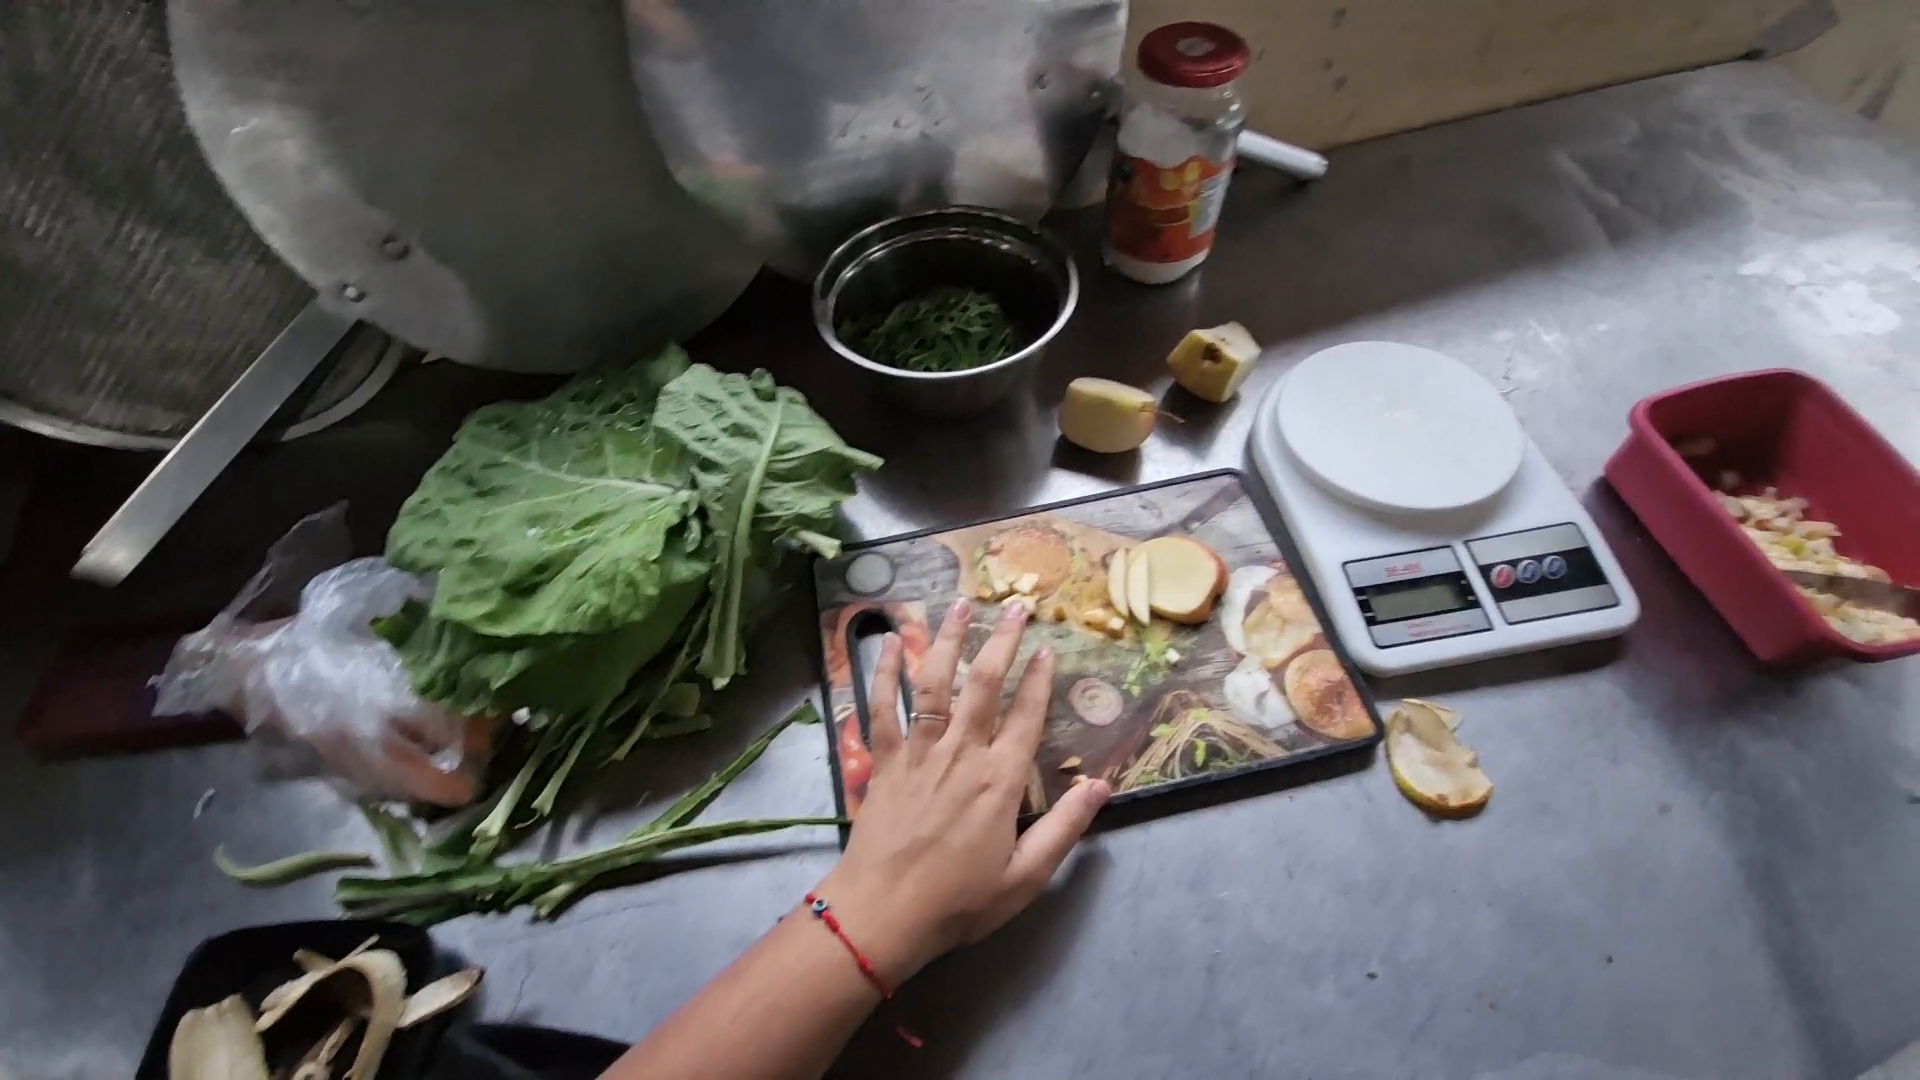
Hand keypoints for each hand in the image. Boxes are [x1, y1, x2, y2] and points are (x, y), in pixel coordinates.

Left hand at [814, 599, 1110, 983]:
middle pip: (984, 684)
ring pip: (935, 683)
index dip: (1039, 679)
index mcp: (999, 780)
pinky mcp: (885, 759)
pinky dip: (886, 673)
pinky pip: (883, 707)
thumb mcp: (1026, 877)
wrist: (883, 914)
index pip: (1025, 715)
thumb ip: (1065, 828)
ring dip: (949, 640)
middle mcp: (961, 753)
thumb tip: (1101, 785)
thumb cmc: (959, 901)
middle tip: (1016, 606)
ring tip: (961, 605)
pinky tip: (891, 642)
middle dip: (1002, 640)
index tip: (1048, 647)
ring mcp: (919, 751)